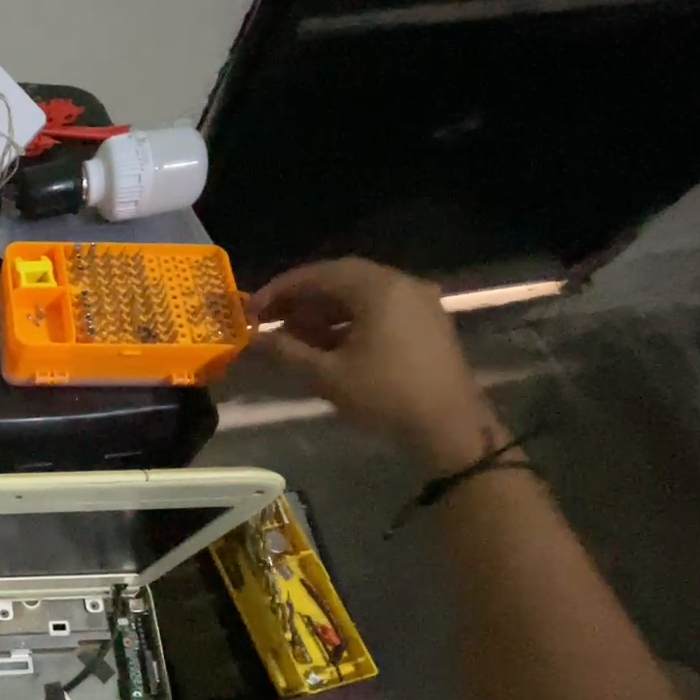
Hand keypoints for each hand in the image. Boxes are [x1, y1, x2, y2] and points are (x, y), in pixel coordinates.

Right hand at [248, 258, 500, 467]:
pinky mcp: (422, 322)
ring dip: (320, 311)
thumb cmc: (384, 395)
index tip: (252, 308)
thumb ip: (286, 351)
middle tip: (266, 318)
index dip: (281, 289)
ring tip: (289, 335)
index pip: (320, 274)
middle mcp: (401, 285)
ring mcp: (416, 302)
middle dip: (299, 299)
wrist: (447, 425)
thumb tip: (253, 339)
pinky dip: (344, 320)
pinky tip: (322, 343)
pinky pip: (376, 309)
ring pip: (358, 295)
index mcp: (379, 290)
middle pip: (340, 280)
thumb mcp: (326, 375)